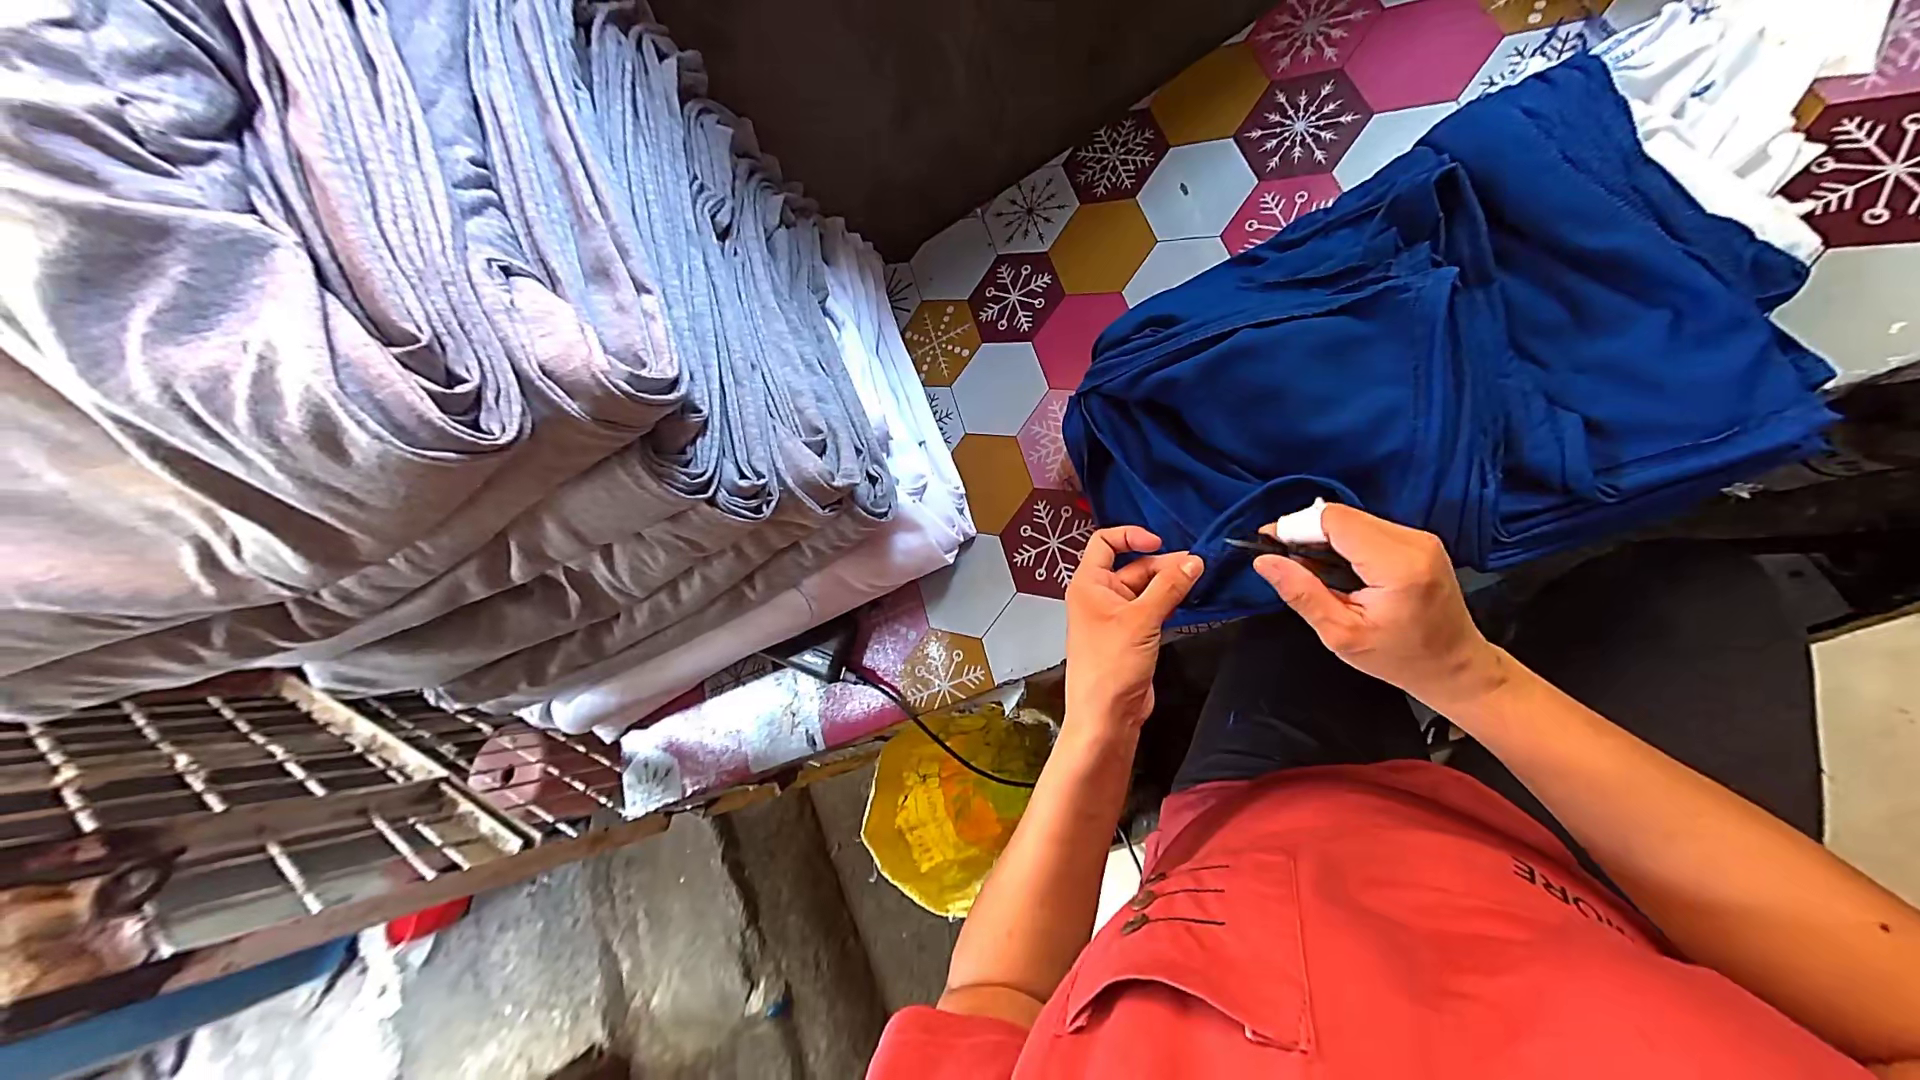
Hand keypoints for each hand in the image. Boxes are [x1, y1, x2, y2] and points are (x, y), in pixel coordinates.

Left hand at [1064, 526, 1202, 731]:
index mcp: (1088, 584)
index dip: (1130, 536)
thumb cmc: (1109, 667)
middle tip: (1195, 566)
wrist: (1106, 713)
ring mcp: (1115, 615)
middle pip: (1132, 565)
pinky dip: (1168, 601)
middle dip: (1162, 564)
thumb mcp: (1142, 620)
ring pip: (1145, 587)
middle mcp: (1099, 596)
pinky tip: (1189, 599)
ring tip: (1198, 579)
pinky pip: (1151, 607)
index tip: (1159, 542)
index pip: (1104, 542)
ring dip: (1169, 583)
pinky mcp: (1131, 633)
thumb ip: (1169, 587)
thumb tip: (1193, 562)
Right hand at [1251, 505, 1505, 710]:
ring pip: (1350, 518)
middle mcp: (1413, 542)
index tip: (1269, 548)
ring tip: (1310, 570)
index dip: (1295, 527)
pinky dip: (1340, 541)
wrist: (1454, 666)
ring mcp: (1419, 538)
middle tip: (1285, 562)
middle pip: (1340, 515)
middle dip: (1305, 533)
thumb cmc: (1398, 657)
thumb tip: (1264, 561)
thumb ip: (1301, 592)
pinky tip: (1333, 568)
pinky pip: (1364, 526)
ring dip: (1321, 538)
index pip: (1334, 520)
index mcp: (1397, 565)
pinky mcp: (1417, 540)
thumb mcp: (1339, 633)